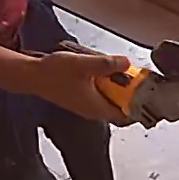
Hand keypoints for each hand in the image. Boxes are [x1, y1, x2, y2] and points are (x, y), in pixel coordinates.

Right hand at [0, 50, 130, 123]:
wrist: (31, 75)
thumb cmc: (53, 73)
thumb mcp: (84, 64)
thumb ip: (107, 64)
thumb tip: (127, 63)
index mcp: (98, 108)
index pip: (128, 116)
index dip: (140, 106)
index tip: (148, 92)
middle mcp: (95, 111)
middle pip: (123, 107)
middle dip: (131, 93)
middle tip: (136, 76)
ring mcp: (89, 105)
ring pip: (113, 100)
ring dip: (119, 87)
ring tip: (121, 71)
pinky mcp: (84, 98)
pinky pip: (103, 94)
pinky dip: (109, 85)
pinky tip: (105, 71)